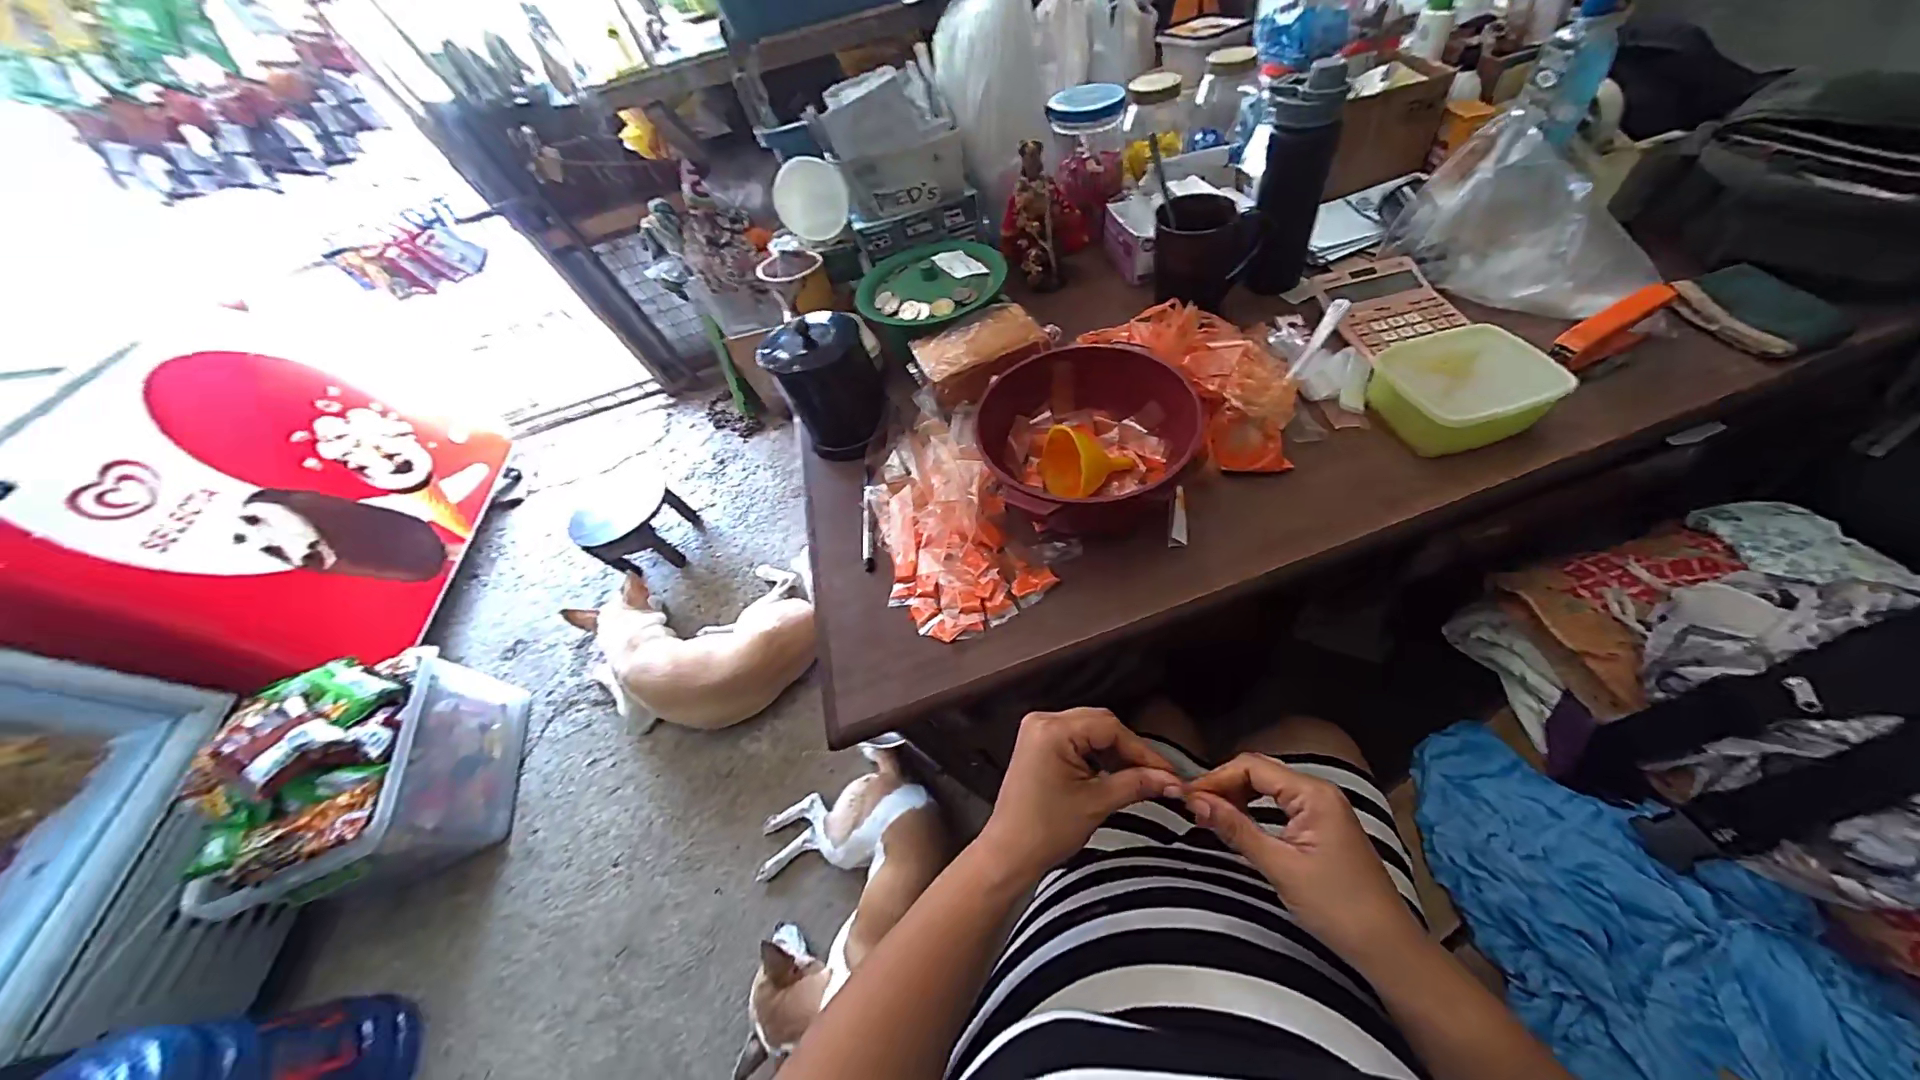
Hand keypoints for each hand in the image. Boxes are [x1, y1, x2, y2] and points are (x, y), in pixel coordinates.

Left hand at [978, 708, 1184, 883]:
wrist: (1009, 853)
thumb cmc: (1041, 831)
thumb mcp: (1097, 804)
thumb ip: (1136, 784)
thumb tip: (1167, 778)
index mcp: (1052, 731)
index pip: (1110, 727)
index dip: (1142, 750)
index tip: (1166, 771)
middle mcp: (1042, 722)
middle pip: (1101, 723)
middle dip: (1129, 750)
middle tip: (1156, 775)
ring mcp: (1038, 732)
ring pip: (1090, 730)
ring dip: (1114, 752)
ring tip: (1137, 778)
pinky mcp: (1039, 744)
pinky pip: (1076, 739)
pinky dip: (1097, 754)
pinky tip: (1112, 774)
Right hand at [1186, 754, 1423, 965]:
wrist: (1388, 948)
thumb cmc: (1337, 907)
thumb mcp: (1279, 866)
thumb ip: (1235, 828)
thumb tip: (1195, 801)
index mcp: (1313, 793)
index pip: (1251, 767)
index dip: (1216, 778)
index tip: (1187, 797)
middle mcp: (1320, 791)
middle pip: (1259, 771)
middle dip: (1224, 785)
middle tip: (1194, 806)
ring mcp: (1324, 808)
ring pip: (1268, 787)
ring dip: (1237, 796)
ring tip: (1210, 814)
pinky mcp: (1323, 825)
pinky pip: (1279, 803)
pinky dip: (1254, 808)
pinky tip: (1238, 822)